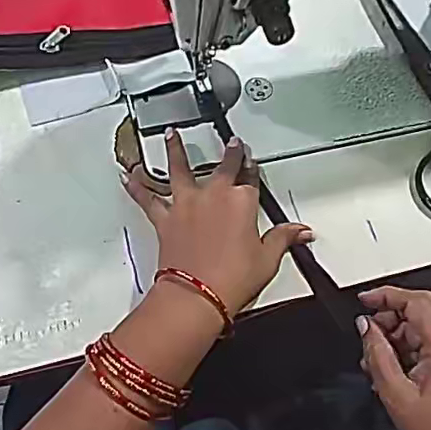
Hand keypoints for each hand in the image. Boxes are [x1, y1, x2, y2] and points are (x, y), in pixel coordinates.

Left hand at [123, 130, 311, 314]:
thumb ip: (283, 239)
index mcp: (242, 202)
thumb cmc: (231, 279)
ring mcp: (186, 205)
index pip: (251, 179)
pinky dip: (137, 186)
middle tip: (231, 143)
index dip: (253, 169)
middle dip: (229, 153)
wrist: (197, 295)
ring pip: (179, 170)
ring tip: (172, 135)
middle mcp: (213, 196)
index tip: (252, 162)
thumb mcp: (267, 259)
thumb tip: (301, 232)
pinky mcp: (165, 219)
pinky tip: (128, 174)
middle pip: (222, 166)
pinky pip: (147, 198)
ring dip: (175, 150)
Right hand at [356, 286, 430, 429]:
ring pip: (424, 323)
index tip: (364, 299)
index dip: (386, 295)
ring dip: (396, 331)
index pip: (416, 302)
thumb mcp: (396, 395)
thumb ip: (377, 354)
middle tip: (367, 328)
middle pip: (422, 306)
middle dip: (390, 312)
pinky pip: (429, 339)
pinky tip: (390, 366)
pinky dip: (406, 344)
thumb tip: (365, 327)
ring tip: (375, 356)